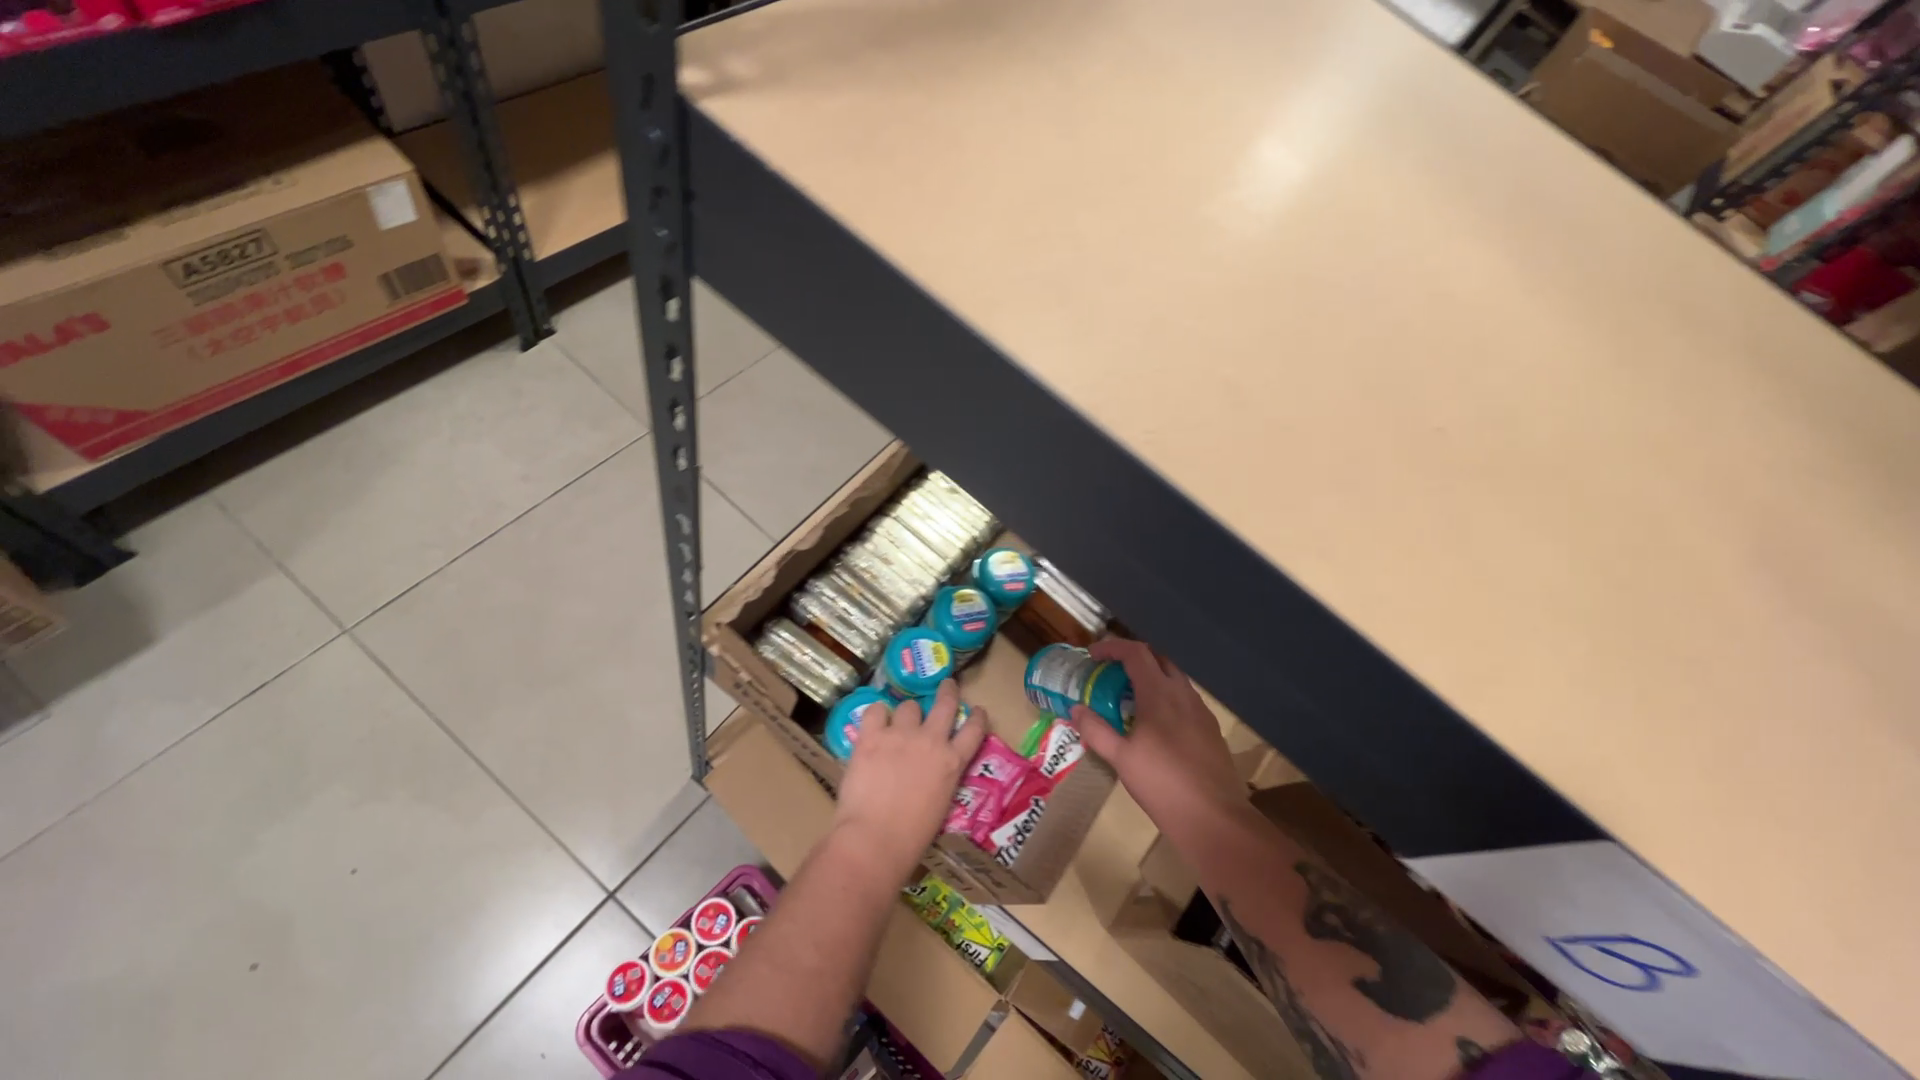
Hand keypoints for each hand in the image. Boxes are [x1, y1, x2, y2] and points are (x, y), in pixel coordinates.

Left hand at [832, 679, 987, 875]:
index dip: (977, 718)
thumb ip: (940, 781)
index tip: (977, 710)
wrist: (875, 839)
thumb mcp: (941, 806)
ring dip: (907, 713)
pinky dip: (877, 714)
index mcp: (953, 763)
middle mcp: (931, 741)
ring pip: (909, 706)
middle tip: (947, 684)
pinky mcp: (871, 736)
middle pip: (945, 704)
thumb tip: (931, 775)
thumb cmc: (911, 838)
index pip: (974, 731)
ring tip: (899, 720)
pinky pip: (876, 711)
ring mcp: (901, 735)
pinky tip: (874, 721)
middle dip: (948, 692)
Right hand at [1067, 638, 1244, 819]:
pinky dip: (1166, 698)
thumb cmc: (1162, 784)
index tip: (1092, 655)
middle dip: (1132, 659)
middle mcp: (1183, 694)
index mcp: (1159, 694)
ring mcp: (1201, 711)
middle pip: (1158, 659)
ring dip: (1151, 678)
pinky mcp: (1211, 729)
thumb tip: (1076, 709)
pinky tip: (1156, 725)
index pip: (1136, 653)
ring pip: (1174, 679)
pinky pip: (1185, 700)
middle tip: (1110, 674)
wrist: (1213, 817)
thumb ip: (1096, 730)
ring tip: (1129, 700)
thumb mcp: (1121, 759)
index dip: (1112, 647)